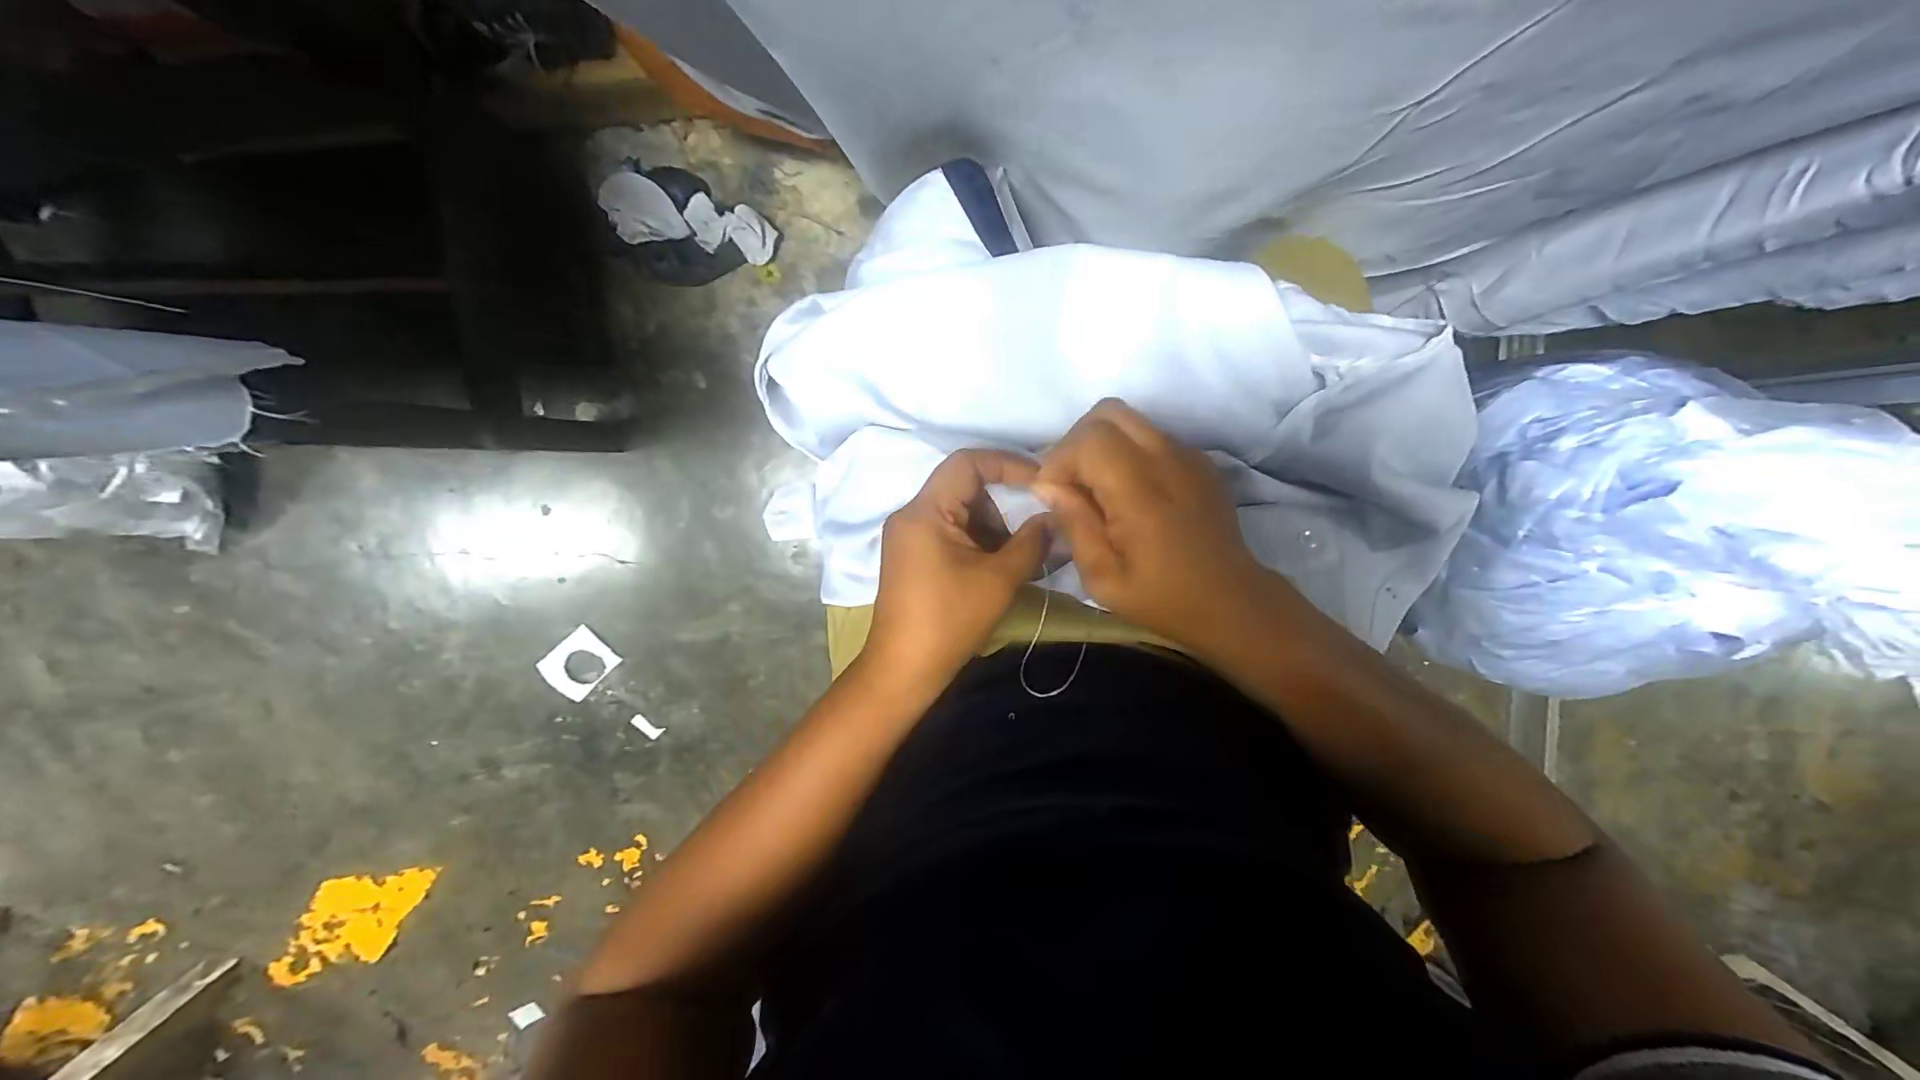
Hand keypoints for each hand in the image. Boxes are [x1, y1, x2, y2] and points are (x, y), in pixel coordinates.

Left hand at [863, 449, 1052, 689]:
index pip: (967, 462)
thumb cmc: (950, 620)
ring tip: (1018, 556)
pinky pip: (950, 532)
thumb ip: (1031, 541)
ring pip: (959, 511)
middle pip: (963, 486)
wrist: (904, 669)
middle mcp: (911, 515)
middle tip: (1033, 528)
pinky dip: (978, 541)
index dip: (1007, 463)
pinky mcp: (912, 557)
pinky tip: (998, 568)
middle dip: (1003, 503)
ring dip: (993, 526)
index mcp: (925, 512)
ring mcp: (909, 537)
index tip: (1040, 483)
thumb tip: (1053, 518)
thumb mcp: (999, 579)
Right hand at [1035, 399, 1293, 650]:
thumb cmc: (1162, 598)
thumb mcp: (1103, 578)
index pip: (1089, 439)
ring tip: (1096, 487)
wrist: (1230, 601)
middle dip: (1076, 443)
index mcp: (1141, 491)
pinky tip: (1128, 492)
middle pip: (1107, 413)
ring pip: (1130, 419)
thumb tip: (1049, 486)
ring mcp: (1188, 456)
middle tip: (1070, 484)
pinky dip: (1128, 451)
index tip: (1052, 496)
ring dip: (1101, 444)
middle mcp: (1167, 459)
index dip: (1059, 461)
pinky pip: (1152, 436)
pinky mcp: (1199, 461)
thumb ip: (1075, 524)